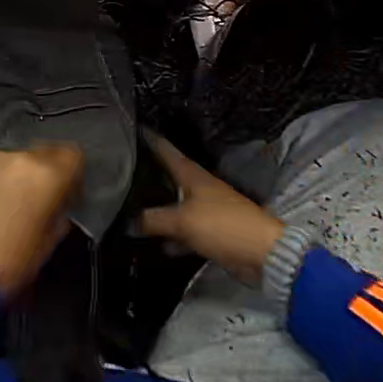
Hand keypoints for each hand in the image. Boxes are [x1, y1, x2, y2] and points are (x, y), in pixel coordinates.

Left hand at [0, 144, 83, 296]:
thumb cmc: (10, 260)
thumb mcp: (48, 243)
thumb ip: (59, 215)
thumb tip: (59, 207)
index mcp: (50, 175)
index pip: (74, 156)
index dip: (74, 174)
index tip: (69, 195)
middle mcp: (25, 157)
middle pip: (48, 152)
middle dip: (49, 171)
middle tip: (42, 198)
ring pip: (22, 158)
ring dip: (23, 174)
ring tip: (13, 201)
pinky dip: (2, 177)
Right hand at [135, 136, 284, 285]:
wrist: (260, 252)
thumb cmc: (222, 224)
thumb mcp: (183, 220)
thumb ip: (154, 220)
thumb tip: (127, 222)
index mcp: (193, 175)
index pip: (167, 151)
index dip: (151, 139)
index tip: (133, 129)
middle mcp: (198, 188)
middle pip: (169, 176)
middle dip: (148, 174)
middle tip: (122, 172)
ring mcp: (205, 210)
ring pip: (174, 205)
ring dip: (157, 207)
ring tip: (130, 209)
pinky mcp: (210, 232)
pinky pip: (183, 230)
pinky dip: (170, 234)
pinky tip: (154, 243)